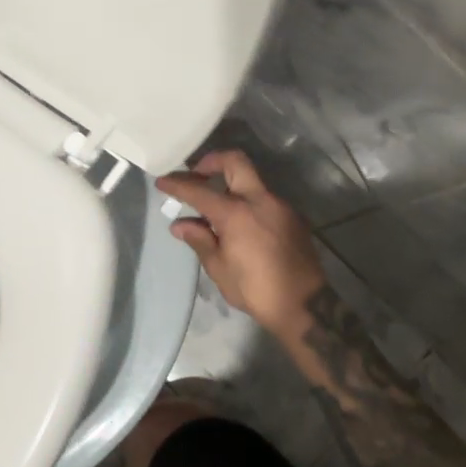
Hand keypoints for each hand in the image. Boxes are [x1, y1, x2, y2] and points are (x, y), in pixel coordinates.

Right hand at [157, 149, 325, 343]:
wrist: (303, 304)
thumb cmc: (255, 289)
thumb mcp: (219, 268)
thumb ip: (200, 240)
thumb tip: (180, 225)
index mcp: (237, 213)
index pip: (200, 191)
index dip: (178, 185)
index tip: (162, 182)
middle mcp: (261, 200)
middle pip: (235, 162)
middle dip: (212, 162)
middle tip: (196, 174)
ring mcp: (281, 206)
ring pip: (252, 181)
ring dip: (231, 184)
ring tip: (214, 206)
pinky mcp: (293, 217)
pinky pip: (264, 199)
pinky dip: (247, 202)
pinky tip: (239, 224)